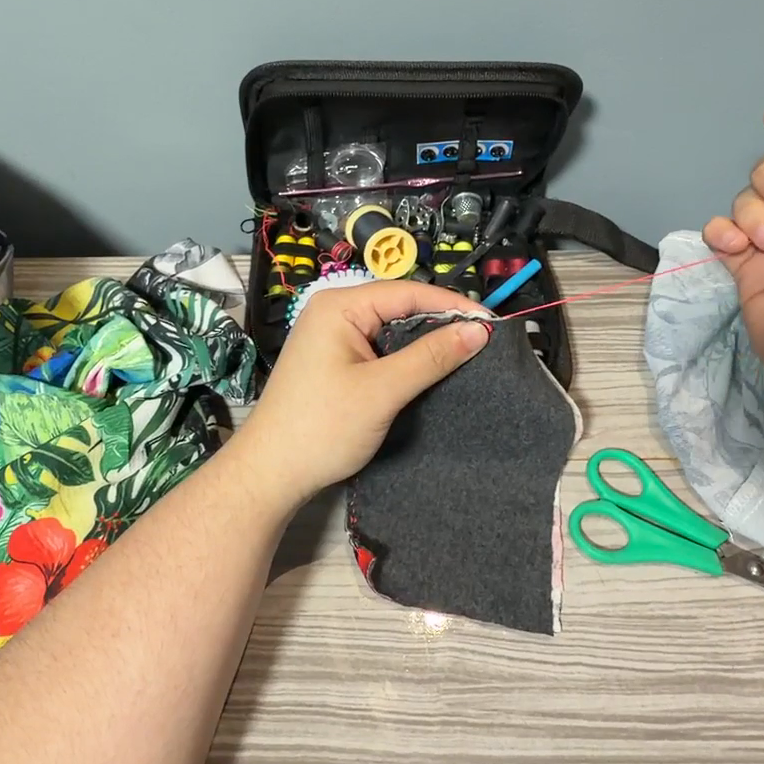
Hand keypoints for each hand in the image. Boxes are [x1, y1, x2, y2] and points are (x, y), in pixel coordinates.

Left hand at [228, 281, 488, 504]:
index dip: (451, 306)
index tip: (492, 324)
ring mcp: (331, 338)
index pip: (406, 292)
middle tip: (484, 341)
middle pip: (399, 307)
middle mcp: (333, 313)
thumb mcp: (382, 391)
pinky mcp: (334, 362)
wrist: (271, 472)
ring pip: (391, 330)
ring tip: (466, 355)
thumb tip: (478, 331)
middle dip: (440, 322)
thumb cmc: (322, 427)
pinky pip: (379, 349)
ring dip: (424, 342)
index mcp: (339, 306)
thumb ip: (430, 358)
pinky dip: (405, 358)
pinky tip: (430, 371)